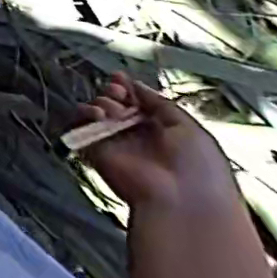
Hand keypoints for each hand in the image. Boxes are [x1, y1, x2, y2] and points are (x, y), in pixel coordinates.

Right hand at [76, 72, 241, 216]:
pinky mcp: (94, 151)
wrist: (182, 200)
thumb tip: (135, 84)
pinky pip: (80, 126)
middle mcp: (134, 134)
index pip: (134, 101)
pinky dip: (85, 115)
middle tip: (118, 93)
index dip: (126, 87)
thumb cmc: (196, 164)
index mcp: (158, 128)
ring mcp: (113, 143)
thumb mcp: (188, 127)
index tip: (120, 78)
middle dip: (113, 91)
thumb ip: (160, 103)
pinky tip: (99, 116)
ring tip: (113, 110)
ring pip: (95, 110)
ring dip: (102, 102)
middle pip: (113, 102)